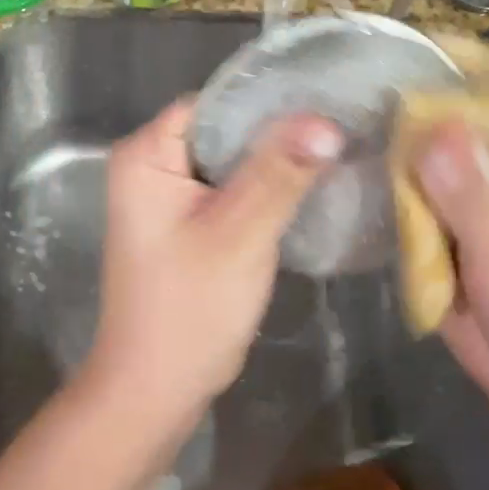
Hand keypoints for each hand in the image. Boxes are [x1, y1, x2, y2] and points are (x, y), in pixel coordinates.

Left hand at [86, 100, 341, 420]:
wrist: (154, 389)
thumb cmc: (189, 308)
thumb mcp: (240, 234)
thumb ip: (279, 172)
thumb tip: (326, 118)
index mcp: (145, 155)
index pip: (214, 103)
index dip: (268, 101)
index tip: (328, 100)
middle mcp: (148, 166)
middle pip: (222, 130)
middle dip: (277, 133)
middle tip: (343, 128)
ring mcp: (164, 198)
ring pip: (229, 163)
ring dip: (274, 164)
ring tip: (337, 153)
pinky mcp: (183, 226)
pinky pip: (228, 192)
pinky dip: (262, 192)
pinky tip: (308, 190)